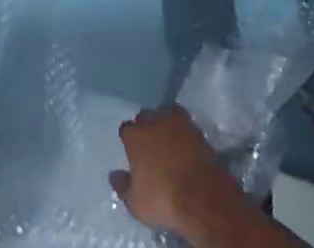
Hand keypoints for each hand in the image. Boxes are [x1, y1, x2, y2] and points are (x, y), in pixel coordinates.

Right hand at [110, 107, 248, 239]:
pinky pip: (183, 119)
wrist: (200, 195)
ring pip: (165, 112)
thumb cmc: (162, 199)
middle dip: (144, 125)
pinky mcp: (195, 127)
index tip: (130, 148)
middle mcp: (154, 121)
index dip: (128, 138)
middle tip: (147, 142)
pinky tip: (182, 138)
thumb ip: (122, 185)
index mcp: (135, 136)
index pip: (126, 129)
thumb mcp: (135, 202)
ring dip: (163, 120)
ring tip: (165, 135)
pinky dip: (181, 126)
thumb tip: (114, 174)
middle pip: (145, 116)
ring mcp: (177, 121)